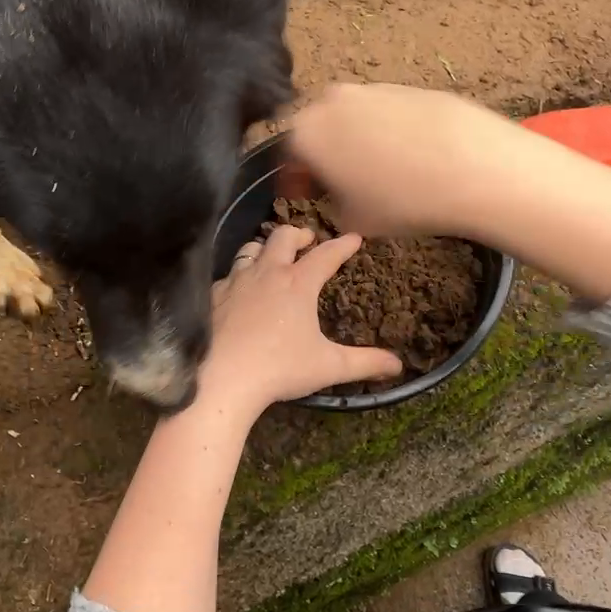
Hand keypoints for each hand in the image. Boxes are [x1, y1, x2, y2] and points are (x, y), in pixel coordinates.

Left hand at [192, 224, 403, 419]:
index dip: (343, 245)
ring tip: (272, 256)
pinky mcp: (213, 295)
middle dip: (299, 233)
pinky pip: (228, 274)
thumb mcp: (328, 367)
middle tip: (308, 239)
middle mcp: (266, 273)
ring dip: (265, 248)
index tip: (354, 238)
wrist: (221, 378)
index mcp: (298, 283)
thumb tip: (397, 365)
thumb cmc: (279, 369)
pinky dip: (239, 275)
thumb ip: (365, 363)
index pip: (326, 254)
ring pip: (250, 249)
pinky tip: (239, 290)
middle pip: (283, 236)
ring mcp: (235, 281)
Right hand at [285, 83, 529, 241]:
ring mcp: (370, 89)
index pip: (287, 158)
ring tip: (383, 174)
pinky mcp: (407, 86)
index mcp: (305, 133)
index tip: (306, 195)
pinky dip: (388, 131)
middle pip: (317, 130)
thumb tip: (336, 196)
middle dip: (324, 156)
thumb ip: (331, 205)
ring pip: (351, 118)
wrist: (474, 166)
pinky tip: (412, 158)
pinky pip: (385, 112)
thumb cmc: (402, 200)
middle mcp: (330, 101)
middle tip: (343, 185)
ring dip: (355, 142)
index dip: (296, 181)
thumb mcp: (354, 220)